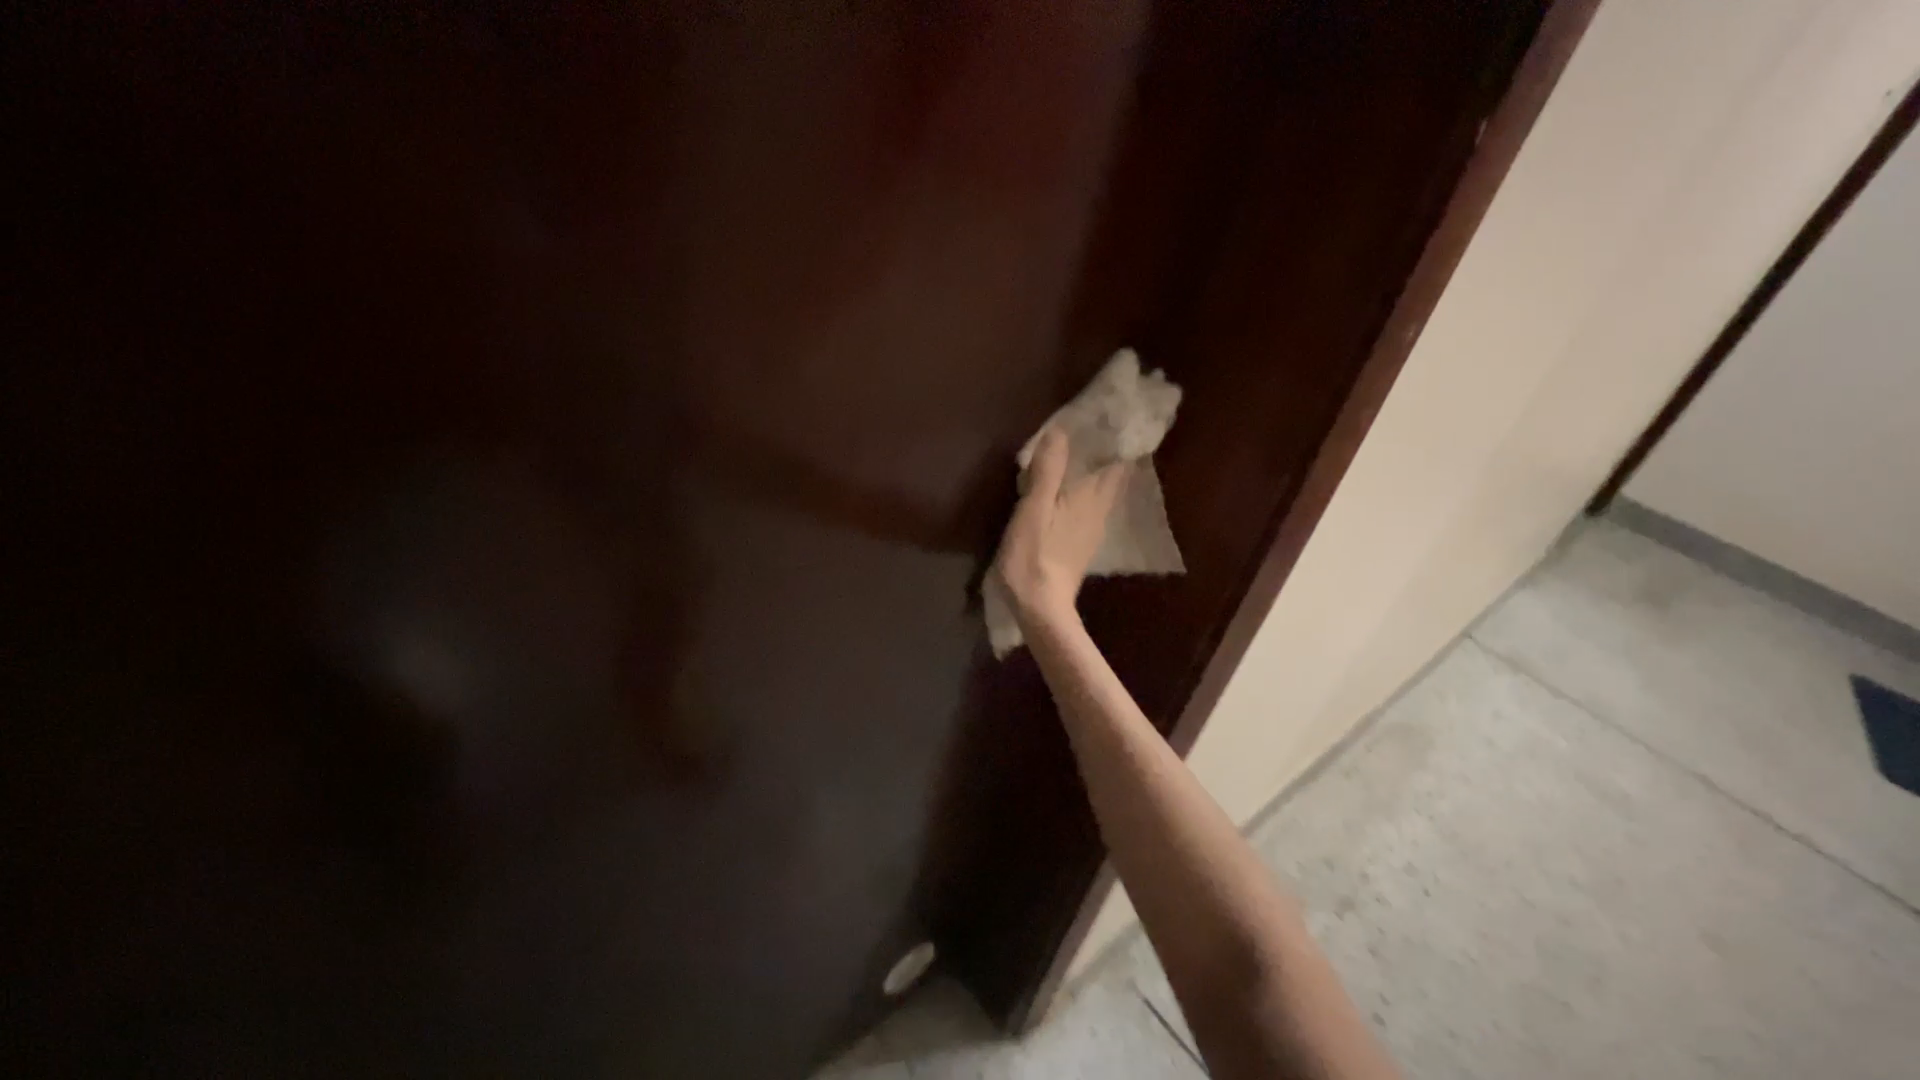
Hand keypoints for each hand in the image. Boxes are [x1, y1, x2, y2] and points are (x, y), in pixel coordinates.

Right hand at [995, 430, 1128, 625]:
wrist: (1042, 608)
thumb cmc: (1034, 556)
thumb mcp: (1034, 510)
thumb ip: (1048, 471)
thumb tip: (1060, 431)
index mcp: (1090, 497)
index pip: (1117, 460)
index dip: (1118, 438)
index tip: (1113, 416)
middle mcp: (1100, 509)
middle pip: (1113, 474)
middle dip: (1109, 450)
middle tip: (1097, 426)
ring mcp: (1094, 528)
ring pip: (1104, 490)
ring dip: (1099, 469)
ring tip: (1084, 449)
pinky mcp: (1083, 542)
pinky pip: (1093, 504)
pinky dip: (1088, 487)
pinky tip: (1072, 485)